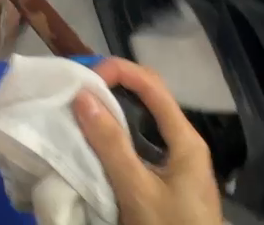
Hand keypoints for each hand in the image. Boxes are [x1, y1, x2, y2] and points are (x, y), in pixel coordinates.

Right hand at [73, 58, 221, 224]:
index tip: (84, 78)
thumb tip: (82, 94)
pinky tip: (96, 139)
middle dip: (113, 84)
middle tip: (78, 86)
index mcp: (185, 140)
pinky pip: (139, 143)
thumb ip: (111, 144)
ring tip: (81, 106)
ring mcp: (176, 163)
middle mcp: (184, 144)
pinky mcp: (166, 182)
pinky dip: (116, 132)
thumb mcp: (138, 192)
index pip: (150, 84)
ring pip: (143, 120)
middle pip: (148, 97)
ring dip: (112, 107)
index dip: (117, 70)